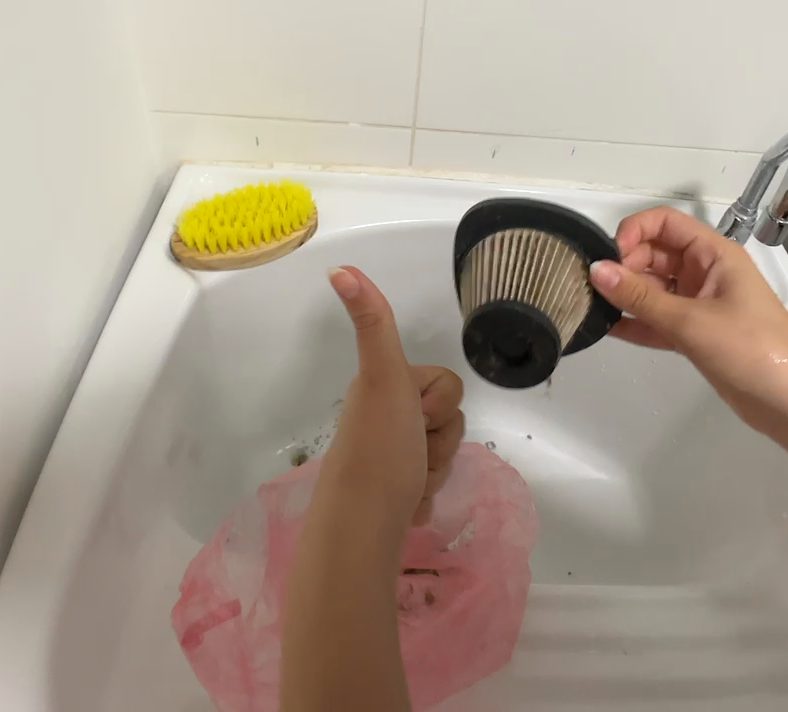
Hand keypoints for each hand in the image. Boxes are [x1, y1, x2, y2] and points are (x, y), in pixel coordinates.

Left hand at [323, 266, 466, 525]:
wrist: (363, 521)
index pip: (447, 385)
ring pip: (444, 451)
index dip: (439, 403)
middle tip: (413, 450)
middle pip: (449, 419)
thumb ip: (372, 319)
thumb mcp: (382, 374)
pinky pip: (432, 483)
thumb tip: (338, 266)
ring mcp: (391, 452)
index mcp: (384, 384)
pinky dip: (425, 496)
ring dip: (435, 469)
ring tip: (410, 479)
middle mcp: (386, 413)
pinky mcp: (396, 489)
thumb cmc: (379, 444)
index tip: (414, 415)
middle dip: (441, 441)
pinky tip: (409, 502)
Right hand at [587, 206, 787, 414]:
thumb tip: (596, 270)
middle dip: (624, 265)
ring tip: (593, 306)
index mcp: (713, 254)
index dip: (634, 231)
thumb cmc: (753, 349)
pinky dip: (635, 322)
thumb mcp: (691, 320)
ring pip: (652, 288)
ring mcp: (700, 304)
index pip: (664, 223)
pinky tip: (608, 329)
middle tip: (597, 288)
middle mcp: (705, 273)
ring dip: (626, 295)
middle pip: (654, 254)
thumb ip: (640, 297)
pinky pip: (656, 319)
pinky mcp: (695, 334)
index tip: (610, 257)